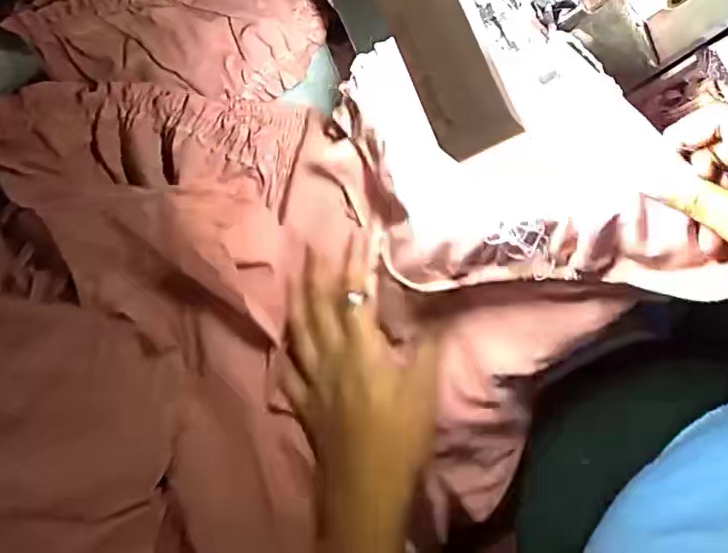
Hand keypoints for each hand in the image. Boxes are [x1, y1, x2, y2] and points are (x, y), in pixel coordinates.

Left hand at [279, 235, 440, 551]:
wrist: (365, 494)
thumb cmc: (399, 436)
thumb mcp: (424, 386)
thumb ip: (430, 341)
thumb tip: (441, 305)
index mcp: (359, 349)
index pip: (355, 295)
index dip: (356, 263)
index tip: (360, 234)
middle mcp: (329, 360)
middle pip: (317, 308)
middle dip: (316, 273)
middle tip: (313, 244)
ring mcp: (312, 384)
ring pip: (298, 333)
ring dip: (298, 300)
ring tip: (296, 276)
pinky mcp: (304, 407)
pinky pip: (289, 370)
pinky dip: (287, 348)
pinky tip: (286, 341)